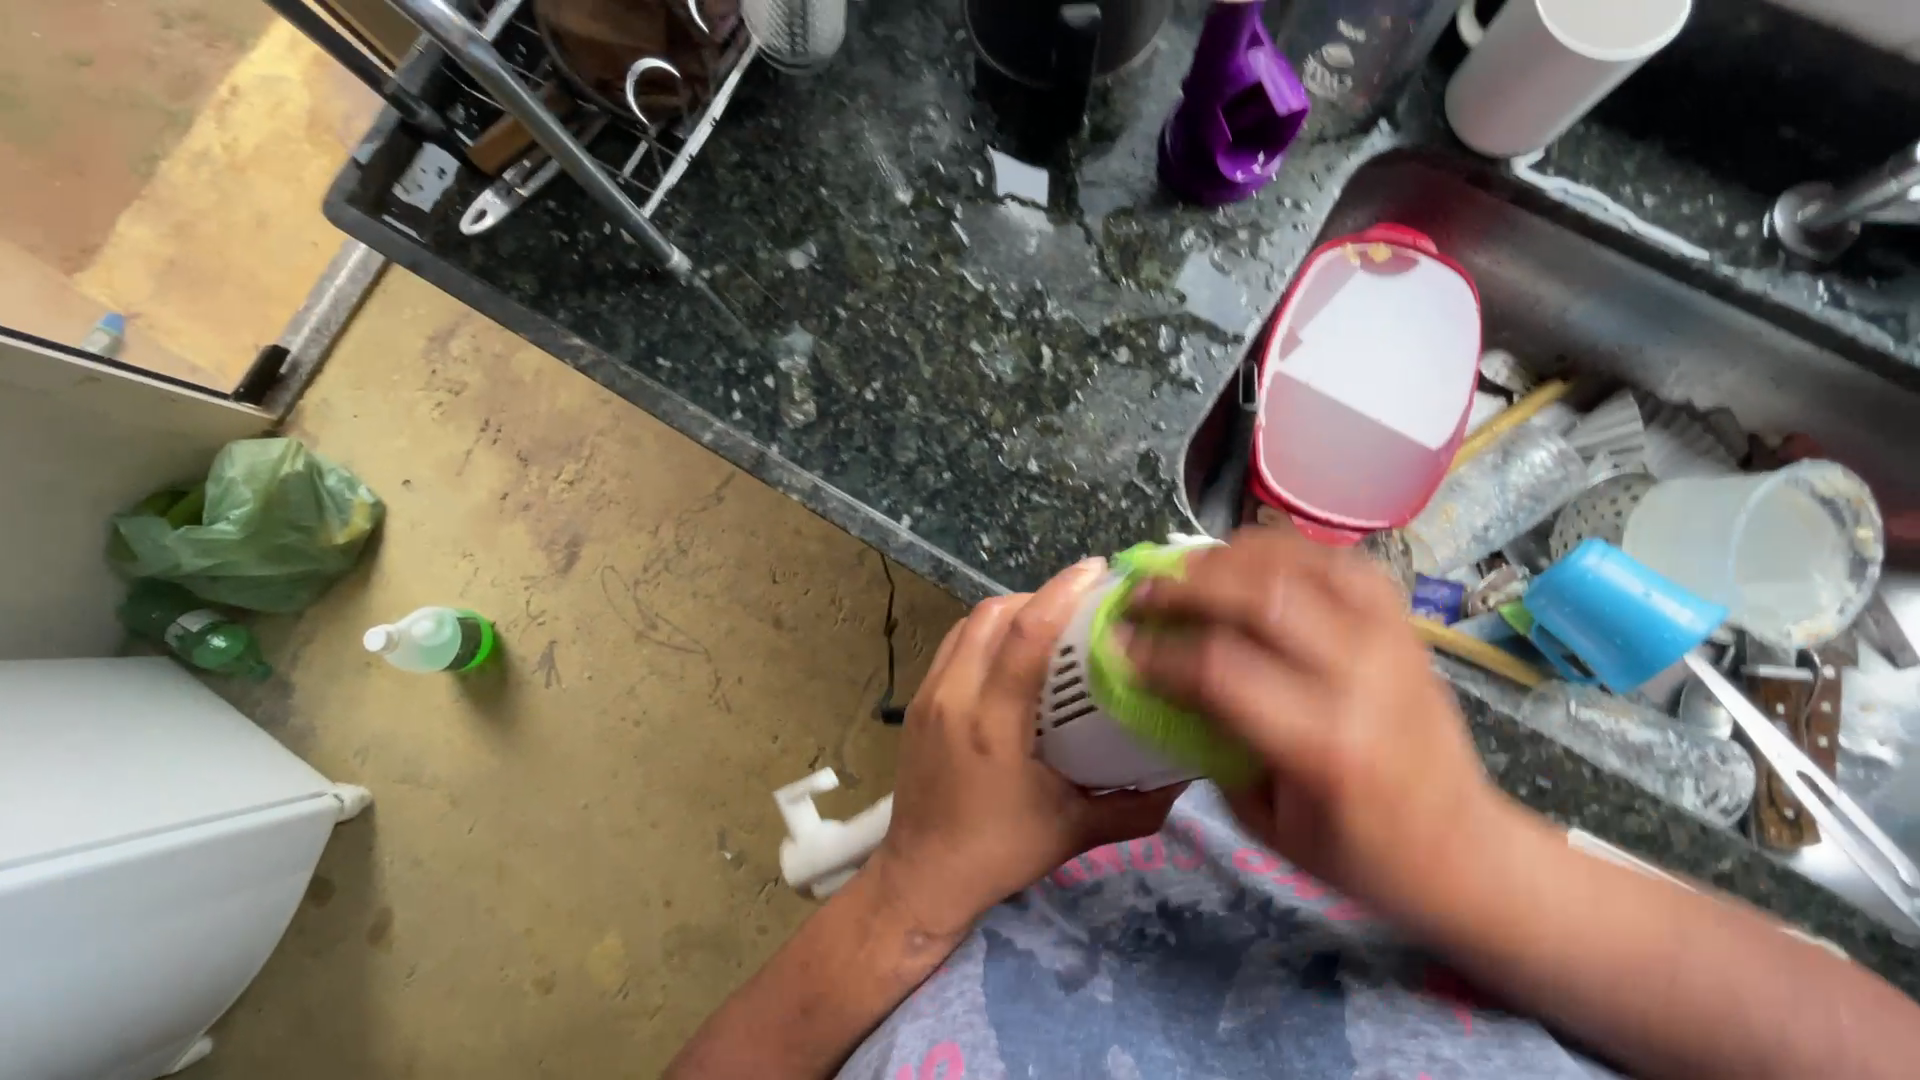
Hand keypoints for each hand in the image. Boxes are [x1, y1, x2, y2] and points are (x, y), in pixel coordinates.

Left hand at [870, 558, 1186, 936]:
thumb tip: (1187, 776)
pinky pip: (952, 645)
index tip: (1095, 571)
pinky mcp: (915, 704)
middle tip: (1080, 603)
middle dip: (1038, 595)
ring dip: (1009, 611)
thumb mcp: (1074, 832)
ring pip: (967, 625)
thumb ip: (1135, 806)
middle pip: (992, 615)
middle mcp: (954, 698)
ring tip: (1049, 622)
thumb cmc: (998, 854)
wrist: (920, 877)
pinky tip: (1012, 653)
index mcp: (991, 724)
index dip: (1061, 592)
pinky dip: (984, 633)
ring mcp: (927, 697)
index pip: (1025, 635)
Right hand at [1119, 526, 1511, 926]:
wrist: (1463, 850)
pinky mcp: (1403, 624)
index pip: (1220, 670)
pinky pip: (1338, 560)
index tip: (1119, 643)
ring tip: (1185, 569)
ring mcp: (1390, 641)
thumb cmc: (1358, 853)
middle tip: (1141, 593)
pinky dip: (1285, 550)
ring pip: (1299, 564)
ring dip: (1229, 558)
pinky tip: (1247, 560)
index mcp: (1325, 746)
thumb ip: (1213, 743)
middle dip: (1184, 588)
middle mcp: (1362, 679)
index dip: (1157, 651)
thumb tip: (1163, 681)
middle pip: (1259, 598)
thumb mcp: (1265, 821)